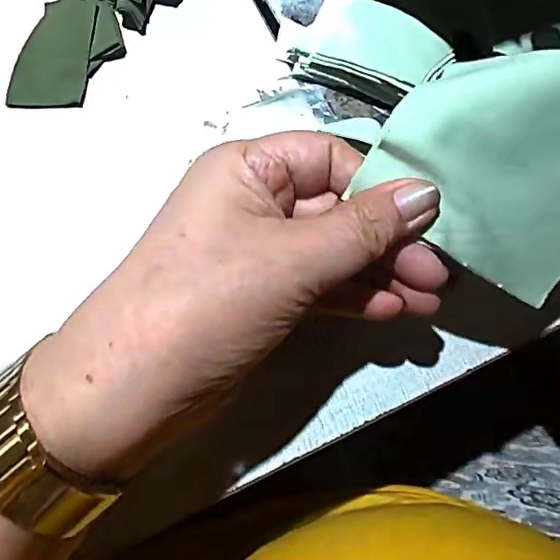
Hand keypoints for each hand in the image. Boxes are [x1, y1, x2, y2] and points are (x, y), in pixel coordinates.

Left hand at [19, 132, 444, 481]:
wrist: (122, 400)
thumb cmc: (205, 304)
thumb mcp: (291, 260)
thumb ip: (365, 227)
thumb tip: (428, 192)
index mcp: (250, 167)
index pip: (334, 159)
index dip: (382, 187)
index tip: (429, 221)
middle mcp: (256, 199)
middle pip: (341, 207)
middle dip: (390, 241)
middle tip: (437, 274)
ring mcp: (261, 250)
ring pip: (336, 249)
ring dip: (382, 272)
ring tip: (428, 300)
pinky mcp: (265, 293)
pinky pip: (322, 282)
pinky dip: (356, 294)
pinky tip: (393, 311)